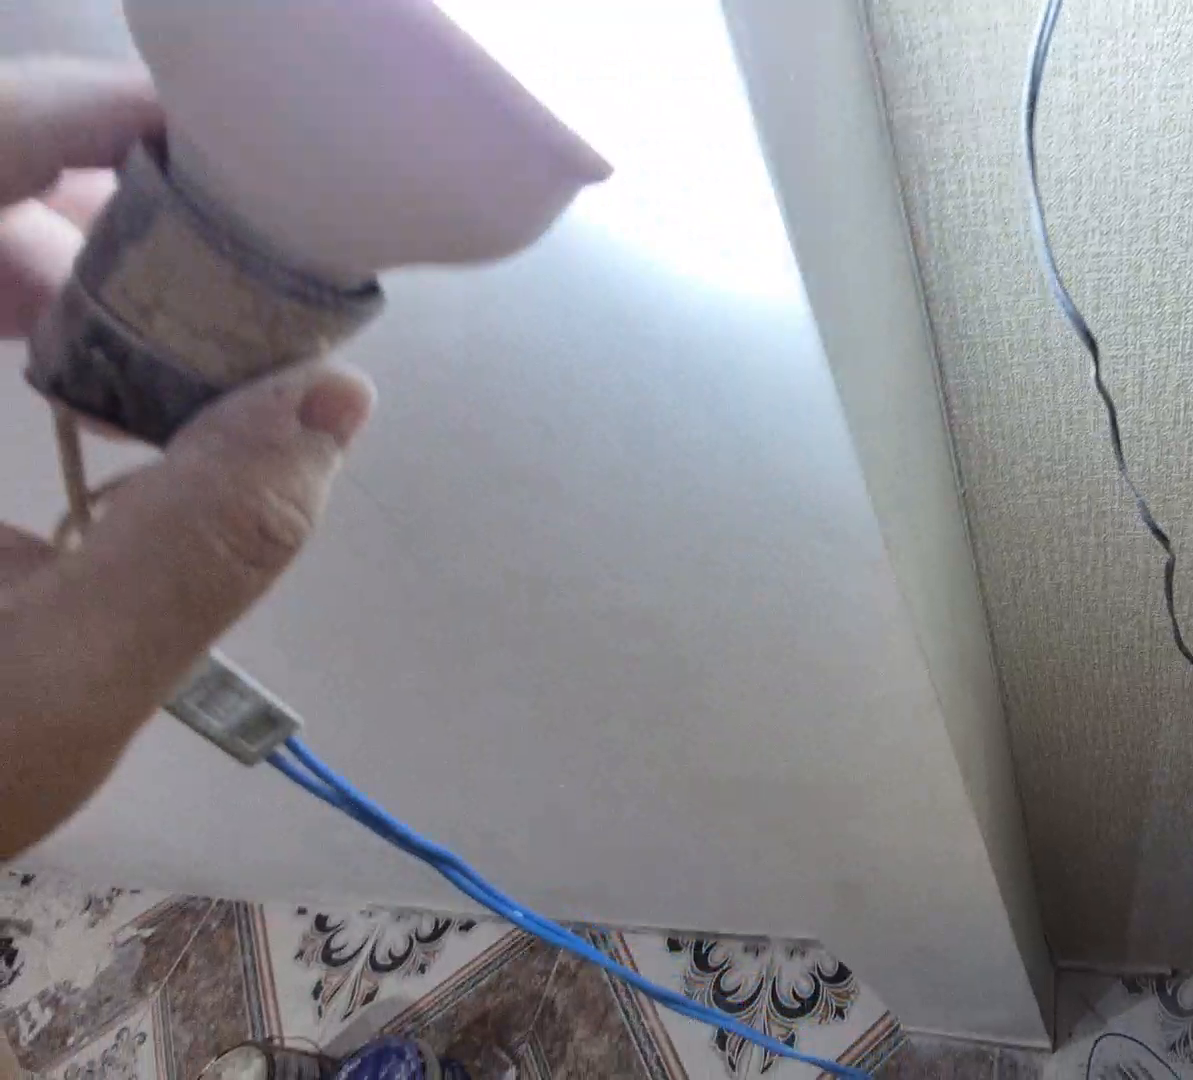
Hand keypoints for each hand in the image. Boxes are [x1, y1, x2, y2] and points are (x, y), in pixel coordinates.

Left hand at [0, 60, 374, 855]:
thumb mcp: (56, 690)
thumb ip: (204, 549)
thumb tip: (338, 404)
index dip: (52, 123)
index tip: (194, 138)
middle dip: (79, 231)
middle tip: (207, 307)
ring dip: (55, 284)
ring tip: (157, 367)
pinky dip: (21, 324)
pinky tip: (84, 396)